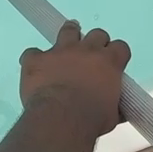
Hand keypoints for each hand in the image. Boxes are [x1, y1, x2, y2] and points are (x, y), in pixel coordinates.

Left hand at [18, 22, 129, 138]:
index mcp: (109, 62)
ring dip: (68, 36)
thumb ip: (114, 104)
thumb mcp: (112, 115)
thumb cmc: (92, 120)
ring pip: (67, 31)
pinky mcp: (36, 59)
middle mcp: (86, 50)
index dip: (115, 55)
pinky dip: (34, 61)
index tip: (112, 64)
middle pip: (96, 34)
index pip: (120, 48)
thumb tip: (117, 109)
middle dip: (94, 43)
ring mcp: (60, 51)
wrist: (61, 120)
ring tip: (65, 47)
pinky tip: (35, 71)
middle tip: (89, 58)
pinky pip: (32, 53)